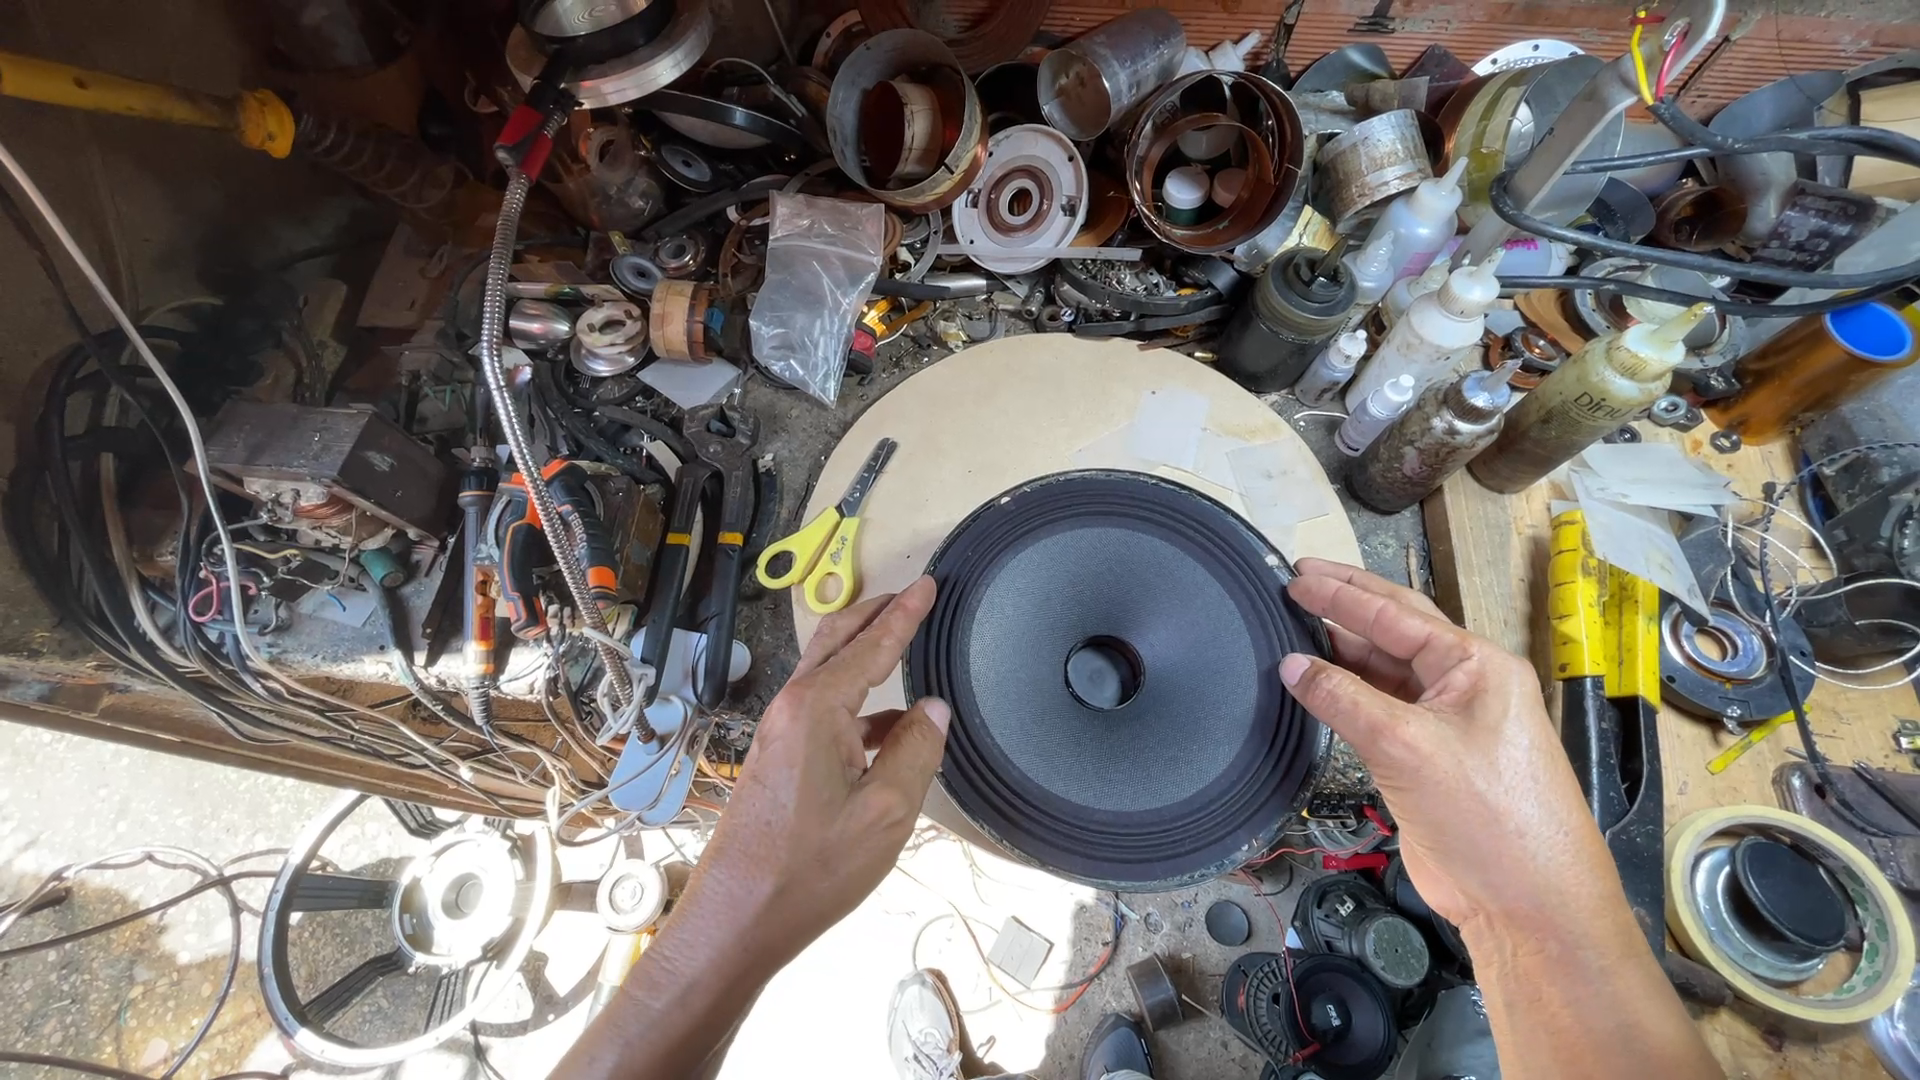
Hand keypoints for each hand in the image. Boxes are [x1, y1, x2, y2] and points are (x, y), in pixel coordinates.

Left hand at [672, 577, 948, 970]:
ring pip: (827, 672)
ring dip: (863, 652)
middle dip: (875, 612)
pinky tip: (887, 725)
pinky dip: (857, 701)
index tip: (930, 583)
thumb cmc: (812, 867)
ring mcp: (779, 731)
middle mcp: (792, 707)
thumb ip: (916, 750)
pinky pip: (823, 709)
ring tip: (902, 646)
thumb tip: (932, 708)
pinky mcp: (777, 756)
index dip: (906, 613)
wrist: (737, 918)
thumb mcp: (886, 812)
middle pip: (836, 640)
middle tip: (911, 595)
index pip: (873, 645)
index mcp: (817, 708)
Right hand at [1278, 559, 1615, 937]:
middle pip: (1394, 630)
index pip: (1397, 616)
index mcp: (1476, 666)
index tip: (1295, 577)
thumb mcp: (1406, 745)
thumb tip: (1288, 663)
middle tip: (1297, 580)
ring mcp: (1443, 720)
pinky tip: (1315, 680)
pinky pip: (1377, 706)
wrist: (1525, 902)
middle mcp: (1462, 684)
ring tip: (1295, 625)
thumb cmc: (1484, 812)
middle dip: (1346, 603)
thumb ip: (1342, 698)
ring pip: (1383, 670)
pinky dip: (1344, 690)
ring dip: (1341, 648)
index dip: (1342, 594)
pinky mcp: (1424, 754)